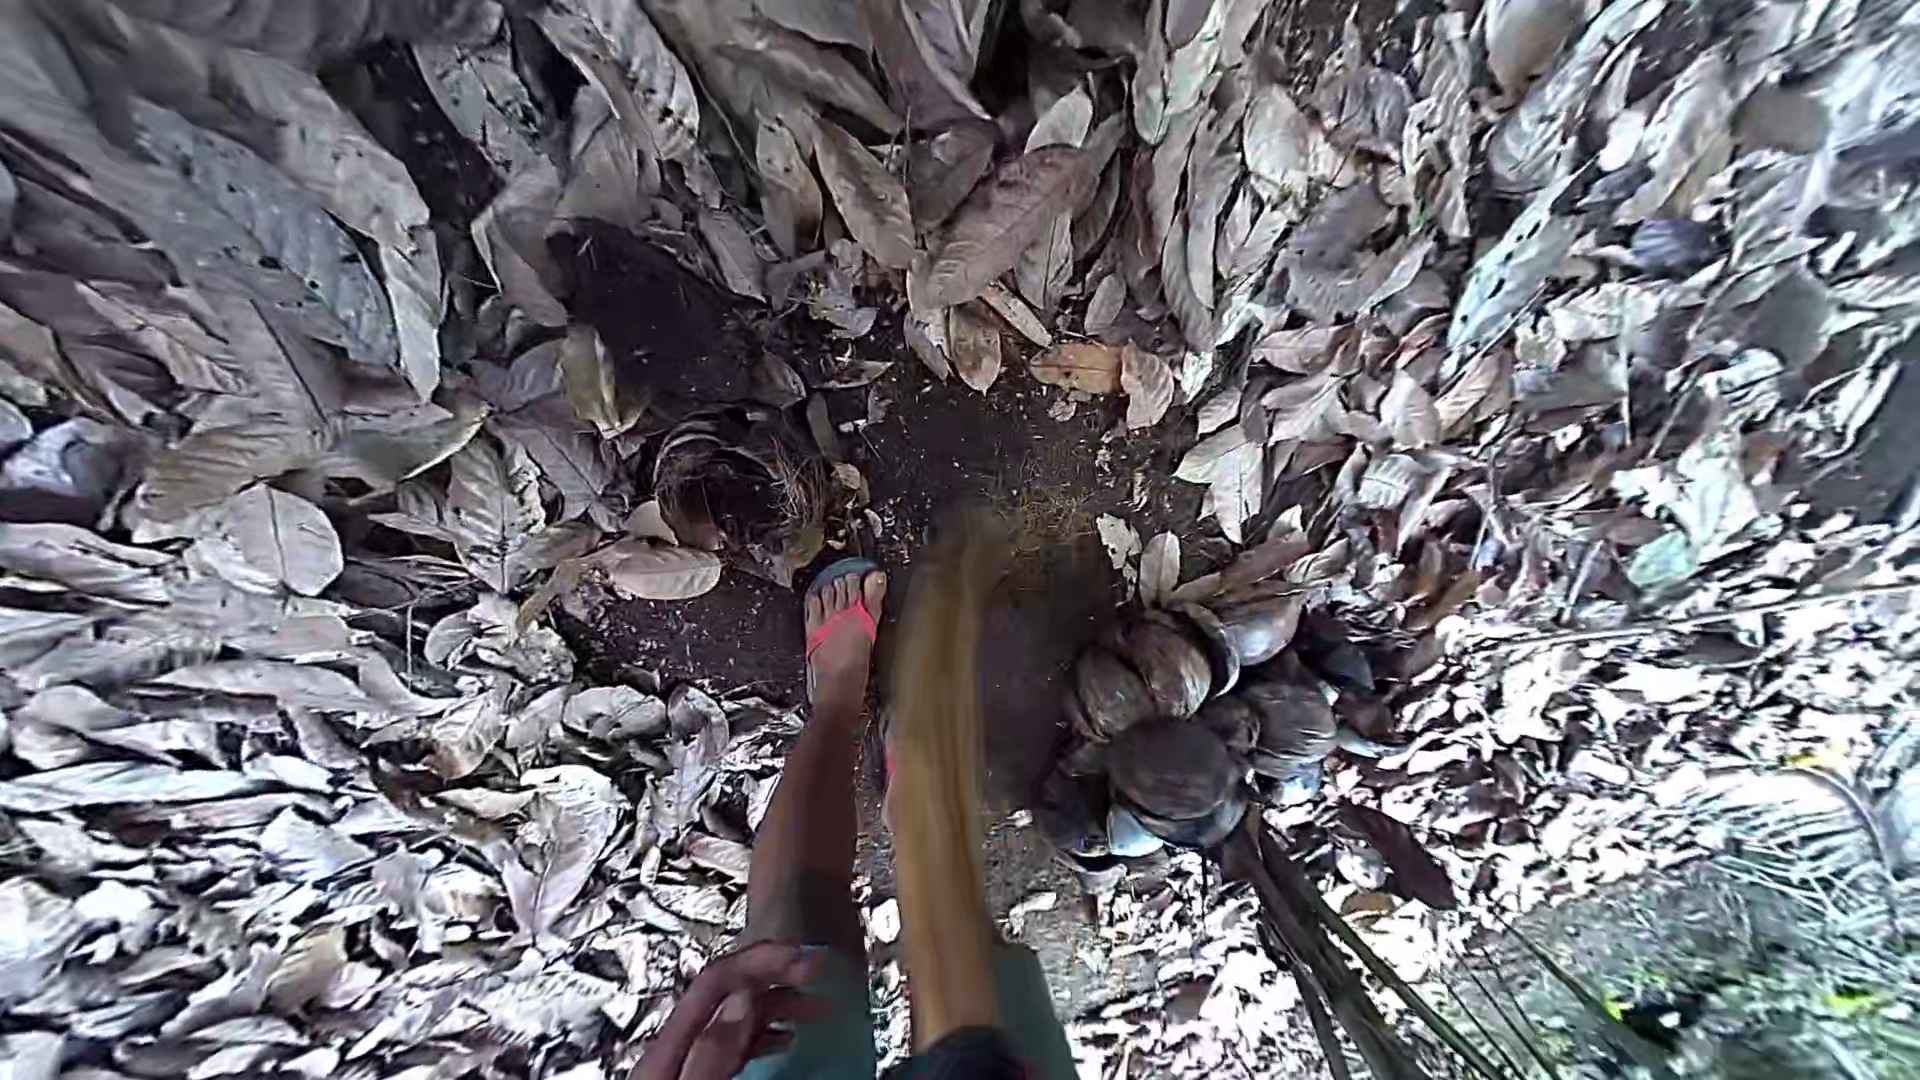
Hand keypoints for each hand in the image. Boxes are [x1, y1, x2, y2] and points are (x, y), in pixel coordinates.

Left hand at [630, 942, 827, 1079]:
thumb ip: (710, 1057)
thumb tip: (742, 997)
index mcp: (670, 1049)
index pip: (716, 981)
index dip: (760, 959)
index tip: (803, 959)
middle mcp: (680, 1049)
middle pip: (729, 991)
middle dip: (774, 972)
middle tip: (816, 970)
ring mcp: (690, 1067)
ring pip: (738, 1015)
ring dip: (779, 1000)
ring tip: (817, 1005)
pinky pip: (738, 1044)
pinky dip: (768, 1031)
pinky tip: (789, 1039)